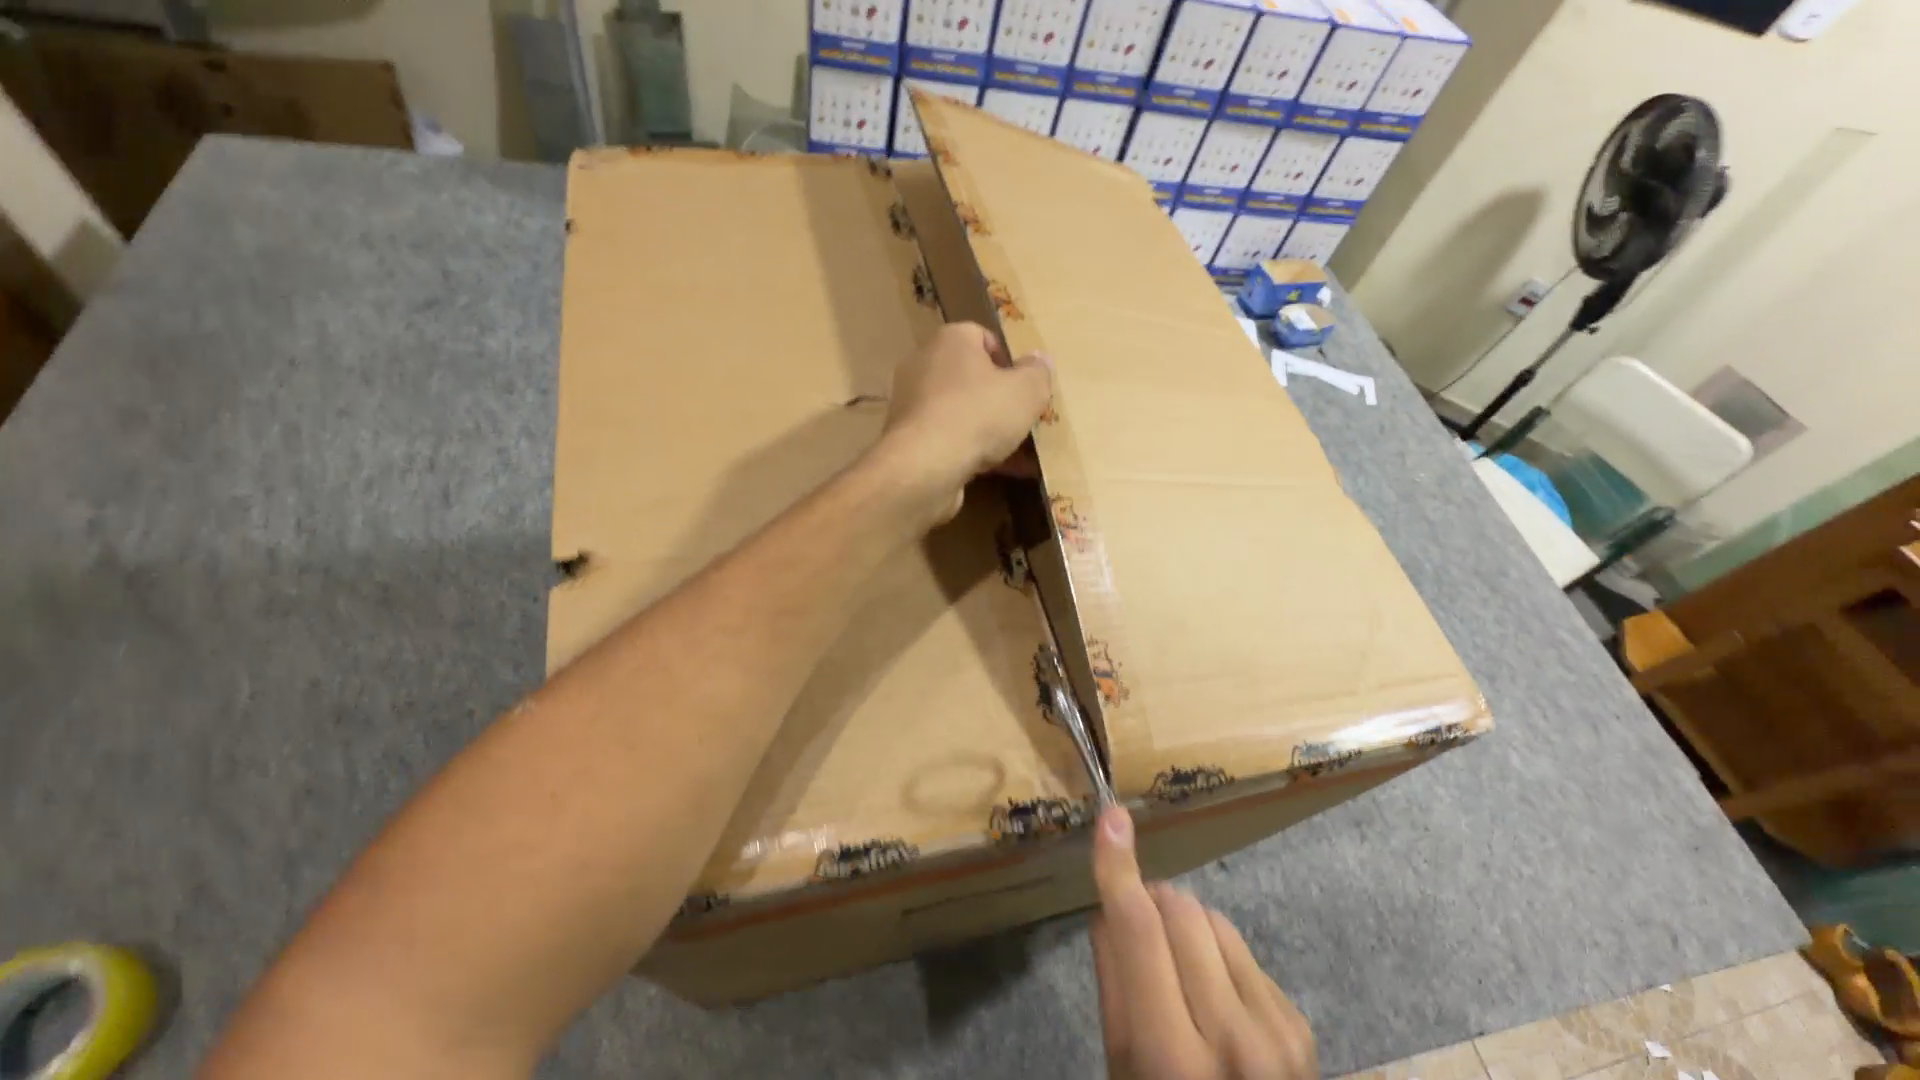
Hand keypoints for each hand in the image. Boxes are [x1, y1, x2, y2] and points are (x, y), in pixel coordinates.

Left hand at [874, 322, 1052, 520]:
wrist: (924, 467)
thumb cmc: (978, 415)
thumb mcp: (1026, 391)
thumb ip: (1038, 372)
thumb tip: (1041, 359)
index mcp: (950, 340)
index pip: (981, 336)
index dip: (1007, 358)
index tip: (1025, 384)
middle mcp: (924, 365)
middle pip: (970, 376)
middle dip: (998, 397)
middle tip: (1023, 416)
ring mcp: (913, 404)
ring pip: (960, 411)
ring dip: (988, 428)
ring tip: (1018, 449)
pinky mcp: (910, 439)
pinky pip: (949, 439)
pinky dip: (972, 451)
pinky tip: (1000, 470)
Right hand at [1091, 806, 1317, 1079]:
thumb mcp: (1120, 1070)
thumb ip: (1113, 984)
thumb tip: (1112, 906)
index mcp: (1172, 1055)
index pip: (1140, 931)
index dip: (1118, 869)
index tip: (1111, 819)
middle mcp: (1234, 1035)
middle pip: (1180, 911)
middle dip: (1149, 905)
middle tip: (1135, 934)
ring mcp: (1277, 1029)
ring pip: (1213, 919)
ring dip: (1184, 928)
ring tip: (1178, 978)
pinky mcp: (1300, 1023)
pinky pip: (1243, 950)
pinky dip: (1217, 956)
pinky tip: (1215, 1001)